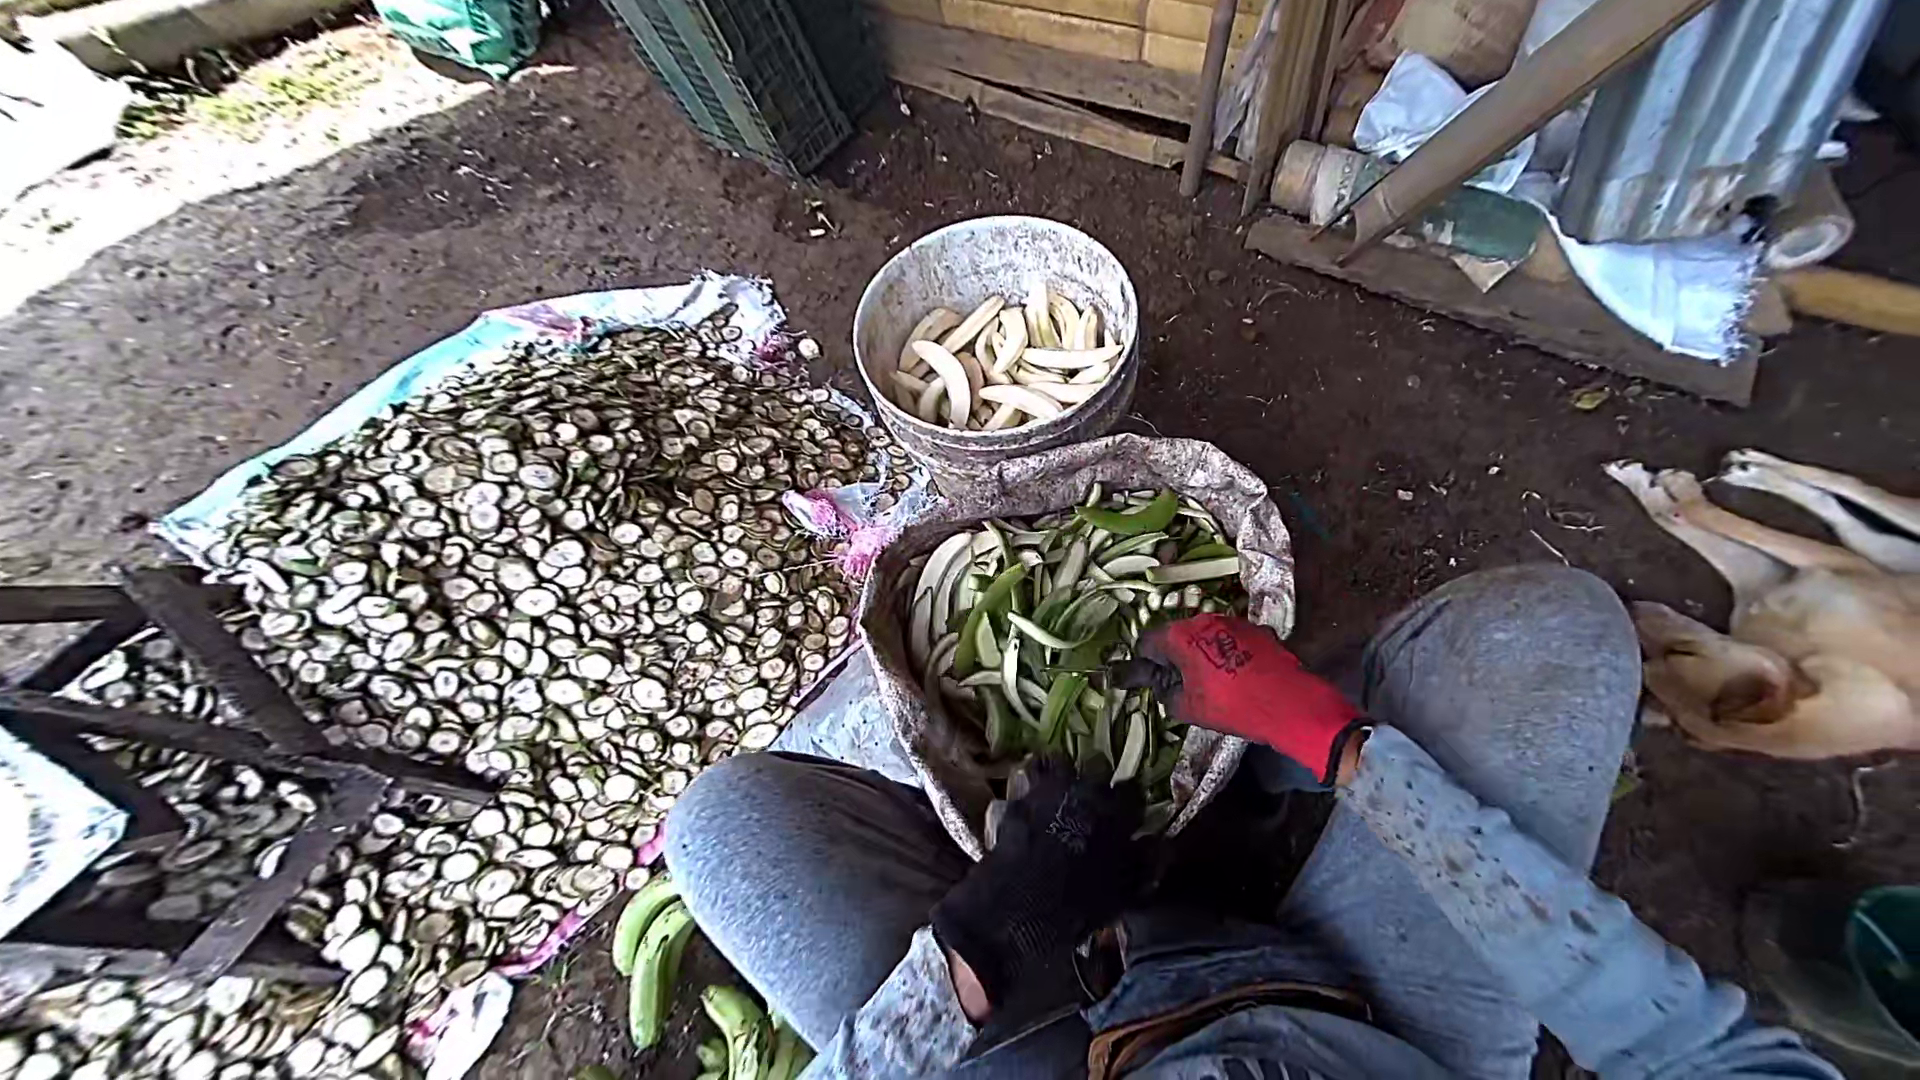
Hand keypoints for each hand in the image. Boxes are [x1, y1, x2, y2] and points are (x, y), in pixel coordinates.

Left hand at [931, 759, 1144, 1015]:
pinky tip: (1032, 797)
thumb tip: (1157, 842)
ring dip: (1063, 772)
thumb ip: (1144, 863)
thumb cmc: (1076, 909)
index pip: (1132, 790)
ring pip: (1059, 761)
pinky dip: (1032, 782)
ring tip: (1062, 789)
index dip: (1130, 801)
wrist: (1016, 912)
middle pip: (1097, 764)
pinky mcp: (1018, 796)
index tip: (1127, 811)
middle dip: (1098, 777)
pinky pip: (1027, 775)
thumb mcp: (1122, 894)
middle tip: (1094, 796)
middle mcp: (1083, 791)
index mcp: (1115, 812)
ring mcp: (1047, 789)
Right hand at [1120, 614, 1366, 784]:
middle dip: (1176, 655)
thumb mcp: (1189, 709)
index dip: (1148, 661)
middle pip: (1178, 635)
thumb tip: (1165, 688)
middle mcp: (1205, 621)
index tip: (1156, 677)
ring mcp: (1234, 622)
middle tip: (1184, 681)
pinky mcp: (1258, 629)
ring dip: (1203, 652)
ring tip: (1215, 680)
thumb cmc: (1234, 706)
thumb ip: (1166, 694)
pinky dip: (1229, 652)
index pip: (1148, 642)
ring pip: (1206, 635)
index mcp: (1181, 636)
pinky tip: (1240, 675)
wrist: (1293, 705)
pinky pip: (1232, 638)